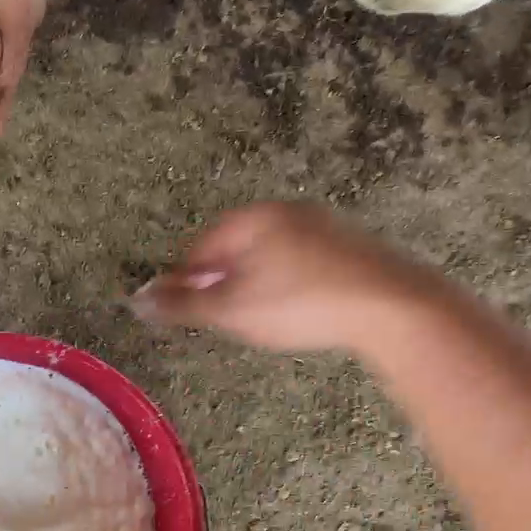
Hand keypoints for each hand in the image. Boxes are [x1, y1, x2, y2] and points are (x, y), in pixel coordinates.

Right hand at [130, 202, 454, 353]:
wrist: (394, 308)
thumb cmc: (300, 304)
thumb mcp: (228, 310)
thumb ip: (179, 305)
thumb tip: (137, 300)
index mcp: (250, 218)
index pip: (196, 250)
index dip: (187, 285)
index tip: (193, 314)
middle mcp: (285, 211)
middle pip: (232, 251)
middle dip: (223, 284)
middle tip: (228, 318)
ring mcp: (322, 224)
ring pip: (266, 257)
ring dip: (254, 285)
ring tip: (263, 318)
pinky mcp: (349, 245)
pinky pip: (299, 262)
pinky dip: (288, 284)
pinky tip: (298, 310)